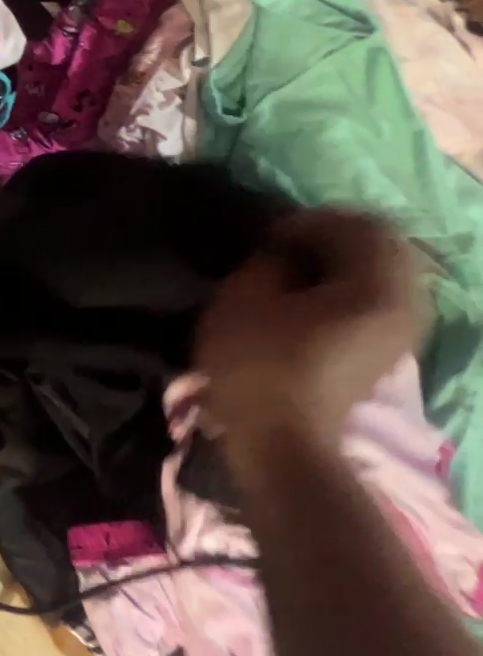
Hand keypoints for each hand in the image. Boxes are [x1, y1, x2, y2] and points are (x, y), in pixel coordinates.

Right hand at [195, 209, 427, 451]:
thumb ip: (271, 263)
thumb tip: (287, 256)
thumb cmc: (256, 361)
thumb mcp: (244, 297)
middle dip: (332, 237)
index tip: (266, 236)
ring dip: (341, 261)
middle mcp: (410, 303)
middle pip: (385, 246)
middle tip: (281, 245)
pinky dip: (348, 284)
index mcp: (379, 288)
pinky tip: (307, 296)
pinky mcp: (389, 346)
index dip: (309, 221)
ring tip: (291, 269)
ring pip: (385, 271)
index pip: (361, 226)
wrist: (279, 434)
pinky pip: (380, 295)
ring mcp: (406, 329)